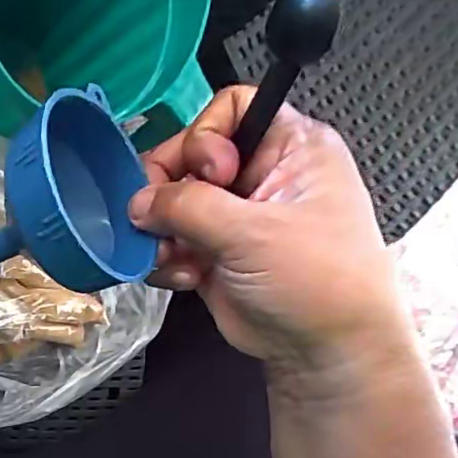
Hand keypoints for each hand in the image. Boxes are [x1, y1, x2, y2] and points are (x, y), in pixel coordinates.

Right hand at [130, 85, 413, 389]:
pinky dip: (165, 260)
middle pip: (187, 160)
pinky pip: (167, 242)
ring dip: (161, 234)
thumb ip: (188, 207)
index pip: (230, 109)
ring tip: (175, 259)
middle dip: (168, 194)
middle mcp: (255, 176)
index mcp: (287, 148)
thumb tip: (136, 202)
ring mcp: (229, 217)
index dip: (206, 138)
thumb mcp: (253, 231)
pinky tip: (184, 278)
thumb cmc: (314, 277)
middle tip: (165, 223)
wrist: (320, 348)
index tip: (208, 176)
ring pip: (169, 205)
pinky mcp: (209, 254)